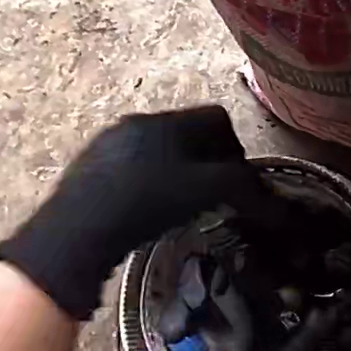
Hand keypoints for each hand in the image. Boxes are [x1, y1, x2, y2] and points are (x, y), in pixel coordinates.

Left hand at [0, 106, 268, 318]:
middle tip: (216, 194)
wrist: (76, 232)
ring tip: (184, 206)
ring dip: (181, 173)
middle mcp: (137, 123)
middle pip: (190, 134)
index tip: (238, 180)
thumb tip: (274, 202)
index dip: (237, 147)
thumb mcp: (205, 191)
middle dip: (209, 161)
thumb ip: (243, 187)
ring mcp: (108, 145)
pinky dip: (152, 184)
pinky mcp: (90, 168)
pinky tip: (150, 212)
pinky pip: (134, 168)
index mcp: (166, 121)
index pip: (217, 118)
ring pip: (161, 152)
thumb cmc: (146, 202)